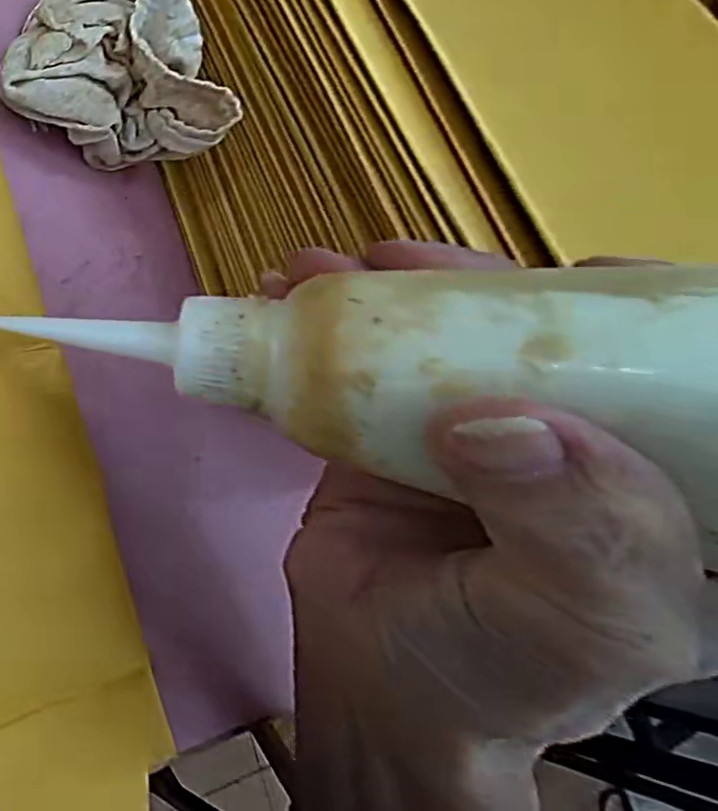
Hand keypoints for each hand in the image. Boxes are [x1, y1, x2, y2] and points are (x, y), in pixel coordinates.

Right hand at [270, 242, 710, 809]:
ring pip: (413, 345)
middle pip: (514, 336)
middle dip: (451, 284)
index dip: (625, 308)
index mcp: (652, 475)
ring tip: (305, 274)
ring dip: (360, 299)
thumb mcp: (580, 617)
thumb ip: (575, 527)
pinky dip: (300, 340)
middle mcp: (554, 439)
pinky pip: (337, 376)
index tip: (560, 274)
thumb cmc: (504, 665)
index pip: (663, 370)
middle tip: (387, 258)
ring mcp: (450, 434)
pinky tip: (273, 311)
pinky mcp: (367, 436)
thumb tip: (496, 417)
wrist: (373, 677)